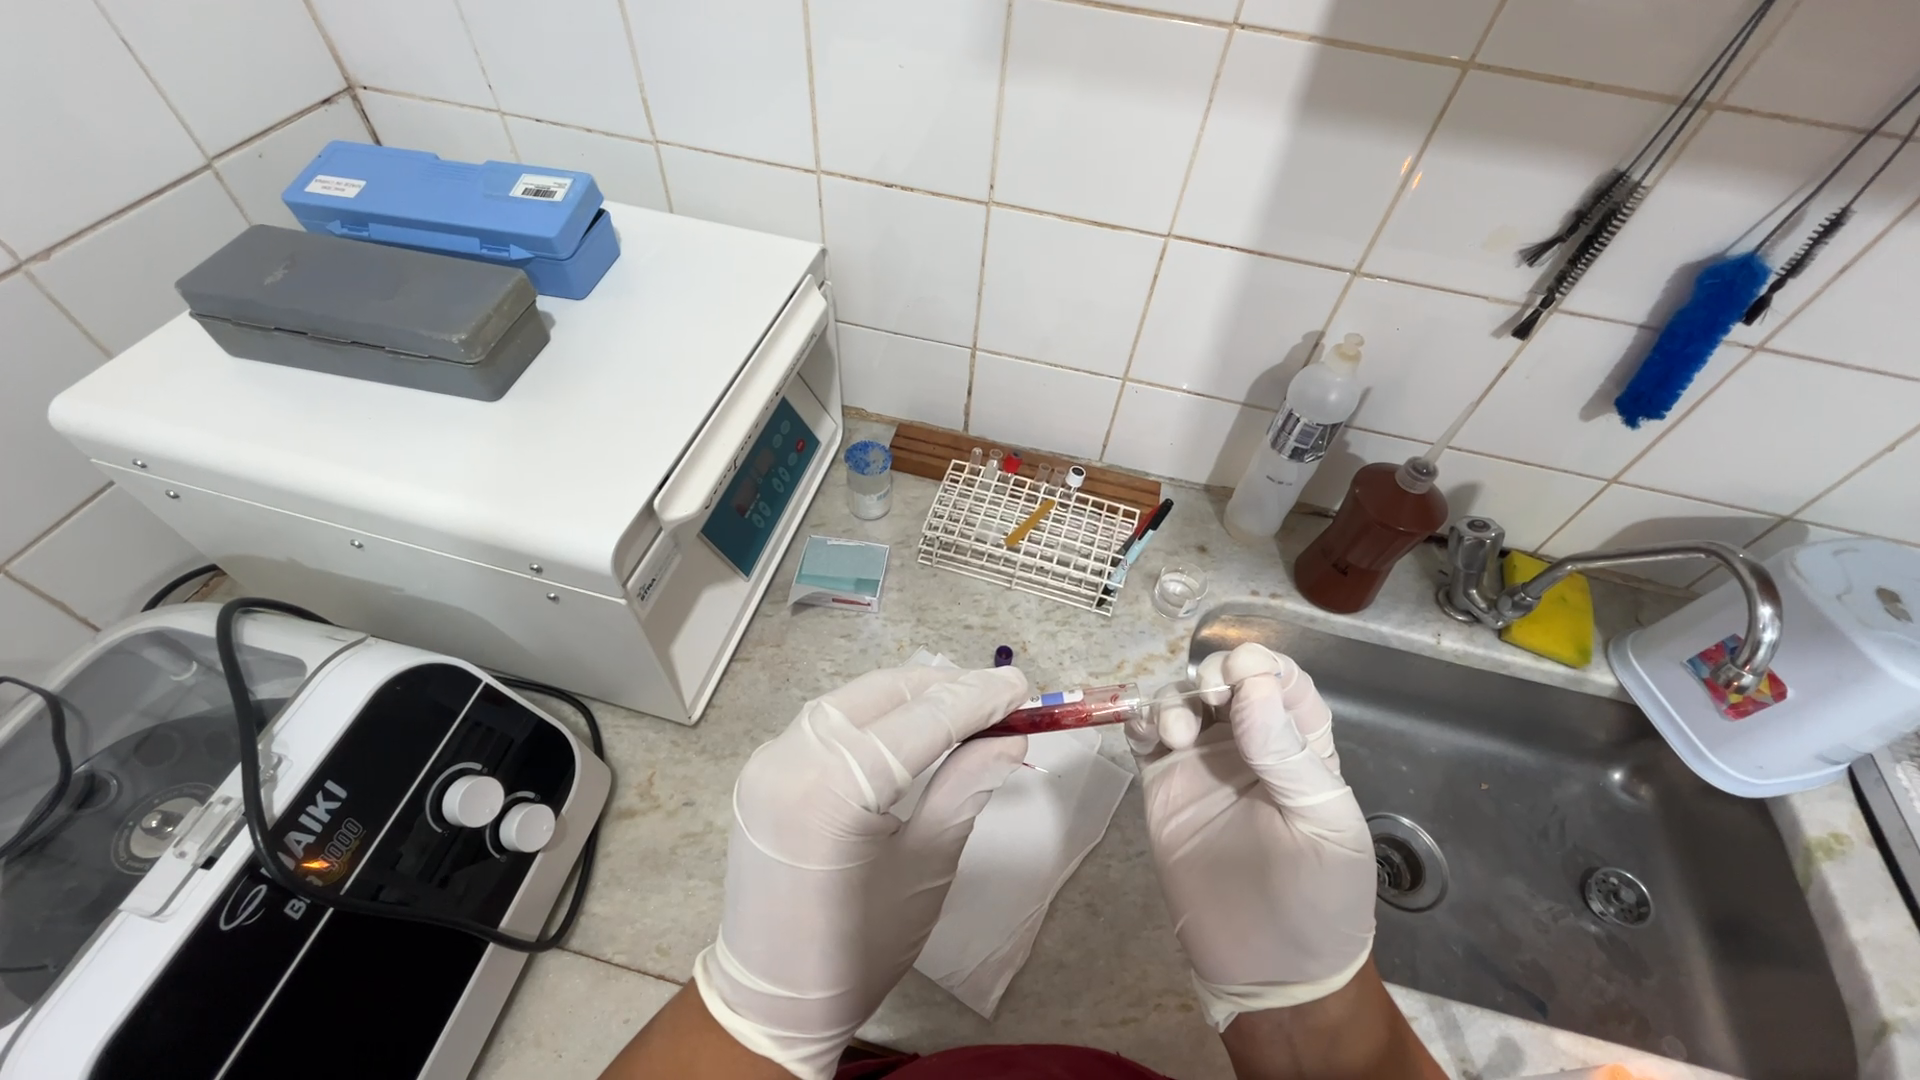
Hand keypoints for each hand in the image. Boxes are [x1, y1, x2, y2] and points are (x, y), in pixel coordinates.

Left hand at [691, 665, 1031, 1079]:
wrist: (770, 1000)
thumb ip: (965, 790)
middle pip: (883, 694)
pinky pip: (828, 720)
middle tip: (1000, 694)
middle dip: (945, 687)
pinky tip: (908, 717)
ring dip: (911, 693)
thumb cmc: (858, 948)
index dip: (975, 699)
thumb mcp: (925, 868)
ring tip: (964, 701)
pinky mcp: (764, 767)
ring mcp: (769, 758)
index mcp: (832, 791)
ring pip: (854, 698)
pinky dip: (874, 710)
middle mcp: (791, 757)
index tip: (1021, 686)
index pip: (920, 721)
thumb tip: (1009, 739)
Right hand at [1129, 642, 1375, 1030]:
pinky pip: (1144, 738)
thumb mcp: (1326, 825)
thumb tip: (1251, 683)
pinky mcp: (1163, 787)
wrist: (1269, 969)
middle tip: (1209, 696)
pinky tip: (1146, 736)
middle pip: (1225, 681)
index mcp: (1300, 748)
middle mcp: (1248, 746)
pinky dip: (1139, 722)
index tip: (1244, 674)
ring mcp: (1201, 765)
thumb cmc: (1318, 898)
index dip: (1264, 667)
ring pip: (1180, 702)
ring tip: (1178, 736)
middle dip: (1213, 674)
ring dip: (1173, 700)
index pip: (1283, 684)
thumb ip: (1288, 754)